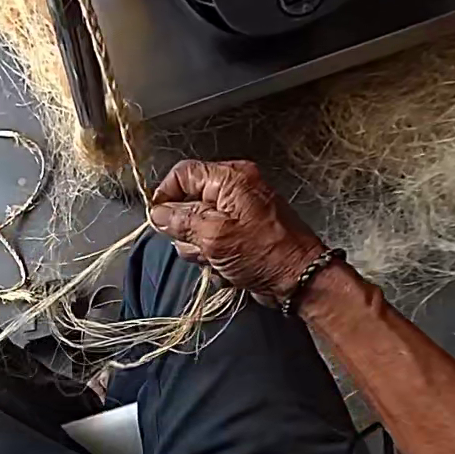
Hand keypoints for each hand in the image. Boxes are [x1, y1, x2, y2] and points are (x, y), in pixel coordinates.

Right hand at [148, 160, 327, 304]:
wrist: (297, 279)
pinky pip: (208, 244)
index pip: (182, 174)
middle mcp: (232, 191)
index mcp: (229, 179)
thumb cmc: (265, 253)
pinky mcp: (237, 235)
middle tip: (202, 245)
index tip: (158, 221)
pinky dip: (212, 258)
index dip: (166, 196)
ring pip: (194, 229)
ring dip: (199, 249)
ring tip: (218, 258)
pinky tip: (226, 266)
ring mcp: (234, 215)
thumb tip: (157, 213)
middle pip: (185, 204)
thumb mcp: (215, 235)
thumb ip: (181, 220)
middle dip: (185, 231)